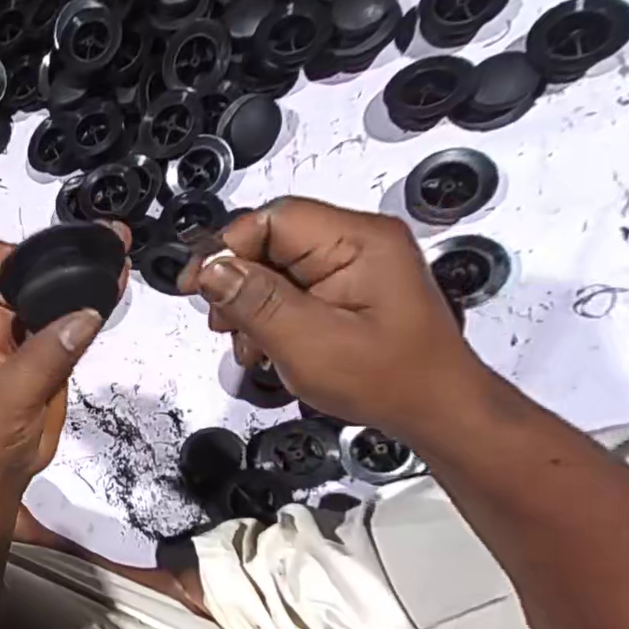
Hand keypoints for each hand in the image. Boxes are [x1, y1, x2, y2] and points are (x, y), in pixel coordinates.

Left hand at [0, 232, 123, 491]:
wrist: (6, 473)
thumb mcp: (9, 395)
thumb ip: (45, 356)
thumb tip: (79, 318)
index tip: (21, 258)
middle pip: (14, 276)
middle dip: (42, 259)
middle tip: (75, 250)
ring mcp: (24, 341)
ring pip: (47, 298)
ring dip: (73, 280)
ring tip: (103, 260)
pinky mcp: (51, 355)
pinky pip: (71, 324)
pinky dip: (91, 308)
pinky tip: (109, 291)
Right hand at [181, 197, 494, 439]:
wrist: (431, 410)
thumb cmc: (391, 380)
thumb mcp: (309, 343)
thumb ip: (256, 302)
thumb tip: (212, 270)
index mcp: (357, 241)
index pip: (272, 218)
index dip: (226, 249)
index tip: (197, 283)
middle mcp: (356, 244)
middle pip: (269, 242)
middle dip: (237, 284)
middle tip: (224, 321)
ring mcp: (350, 267)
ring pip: (273, 269)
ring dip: (248, 306)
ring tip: (250, 342)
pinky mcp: (343, 290)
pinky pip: (287, 290)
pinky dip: (267, 318)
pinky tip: (266, 345)